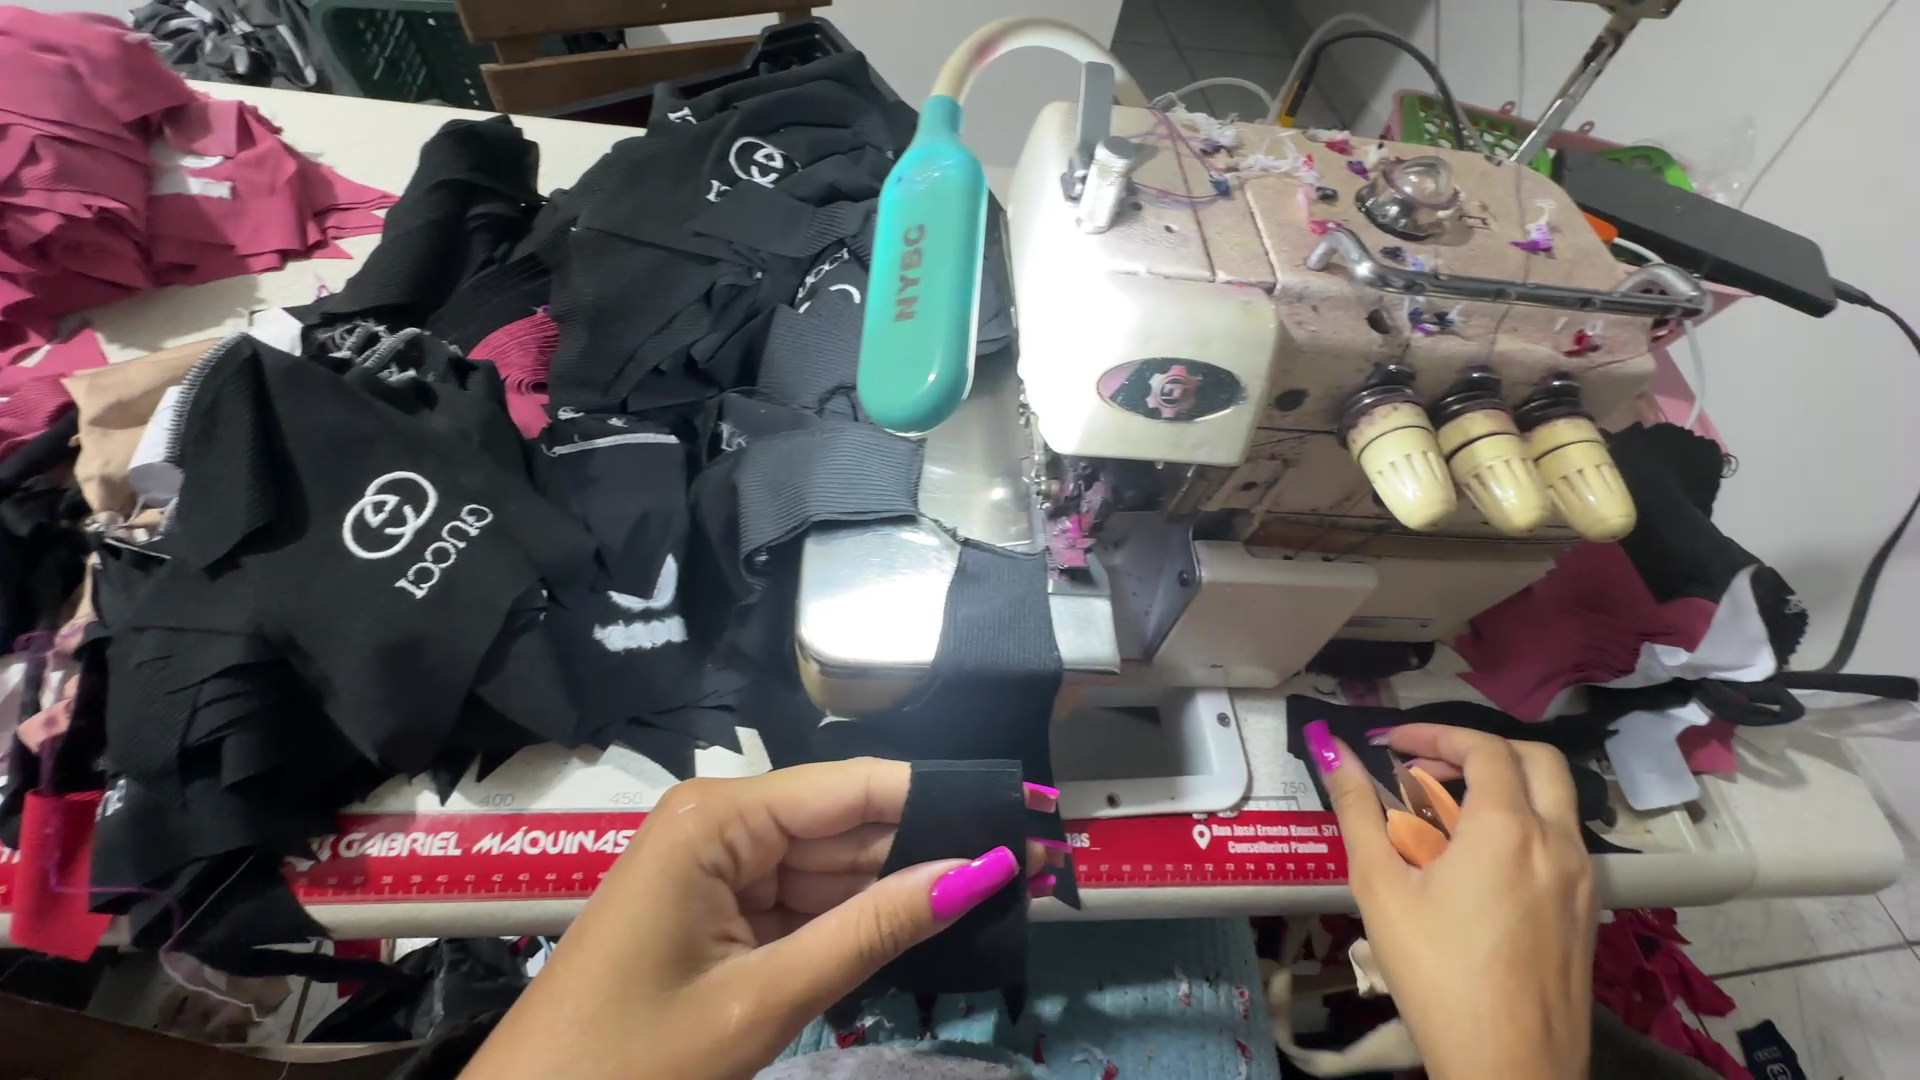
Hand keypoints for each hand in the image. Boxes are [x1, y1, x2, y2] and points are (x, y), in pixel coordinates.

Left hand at [460, 759, 1061, 1079]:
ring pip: (832, 865)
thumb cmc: (630, 1063)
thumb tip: (979, 872)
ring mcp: (721, 860)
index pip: (855, 786)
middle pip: (848, 825)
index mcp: (722, 814)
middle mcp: (724, 818)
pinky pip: (803, 898)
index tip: (1016, 810)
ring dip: (896, 889)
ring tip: (987, 896)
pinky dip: (852, 920)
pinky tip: (916, 925)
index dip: (939, 797)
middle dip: (926, 849)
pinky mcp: (720, 902)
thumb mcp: (764, 998)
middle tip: (1017, 865)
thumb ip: (875, 930)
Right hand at [1306, 721, 1597, 1079]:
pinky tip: (1472, 862)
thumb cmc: (1434, 969)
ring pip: (1552, 800)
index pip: (1483, 748)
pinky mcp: (1586, 911)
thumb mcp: (1378, 883)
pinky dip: (1518, 821)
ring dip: (1499, 785)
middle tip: (1424, 767)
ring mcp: (1581, 879)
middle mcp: (1557, 843)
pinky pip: (1558, 840)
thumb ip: (1357, 808)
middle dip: (1476, 748)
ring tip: (1440, 814)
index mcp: (1508, 829)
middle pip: (1535, 760)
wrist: (1509, 1067)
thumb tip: (1331, 750)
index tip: (1391, 744)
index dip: (1434, 733)